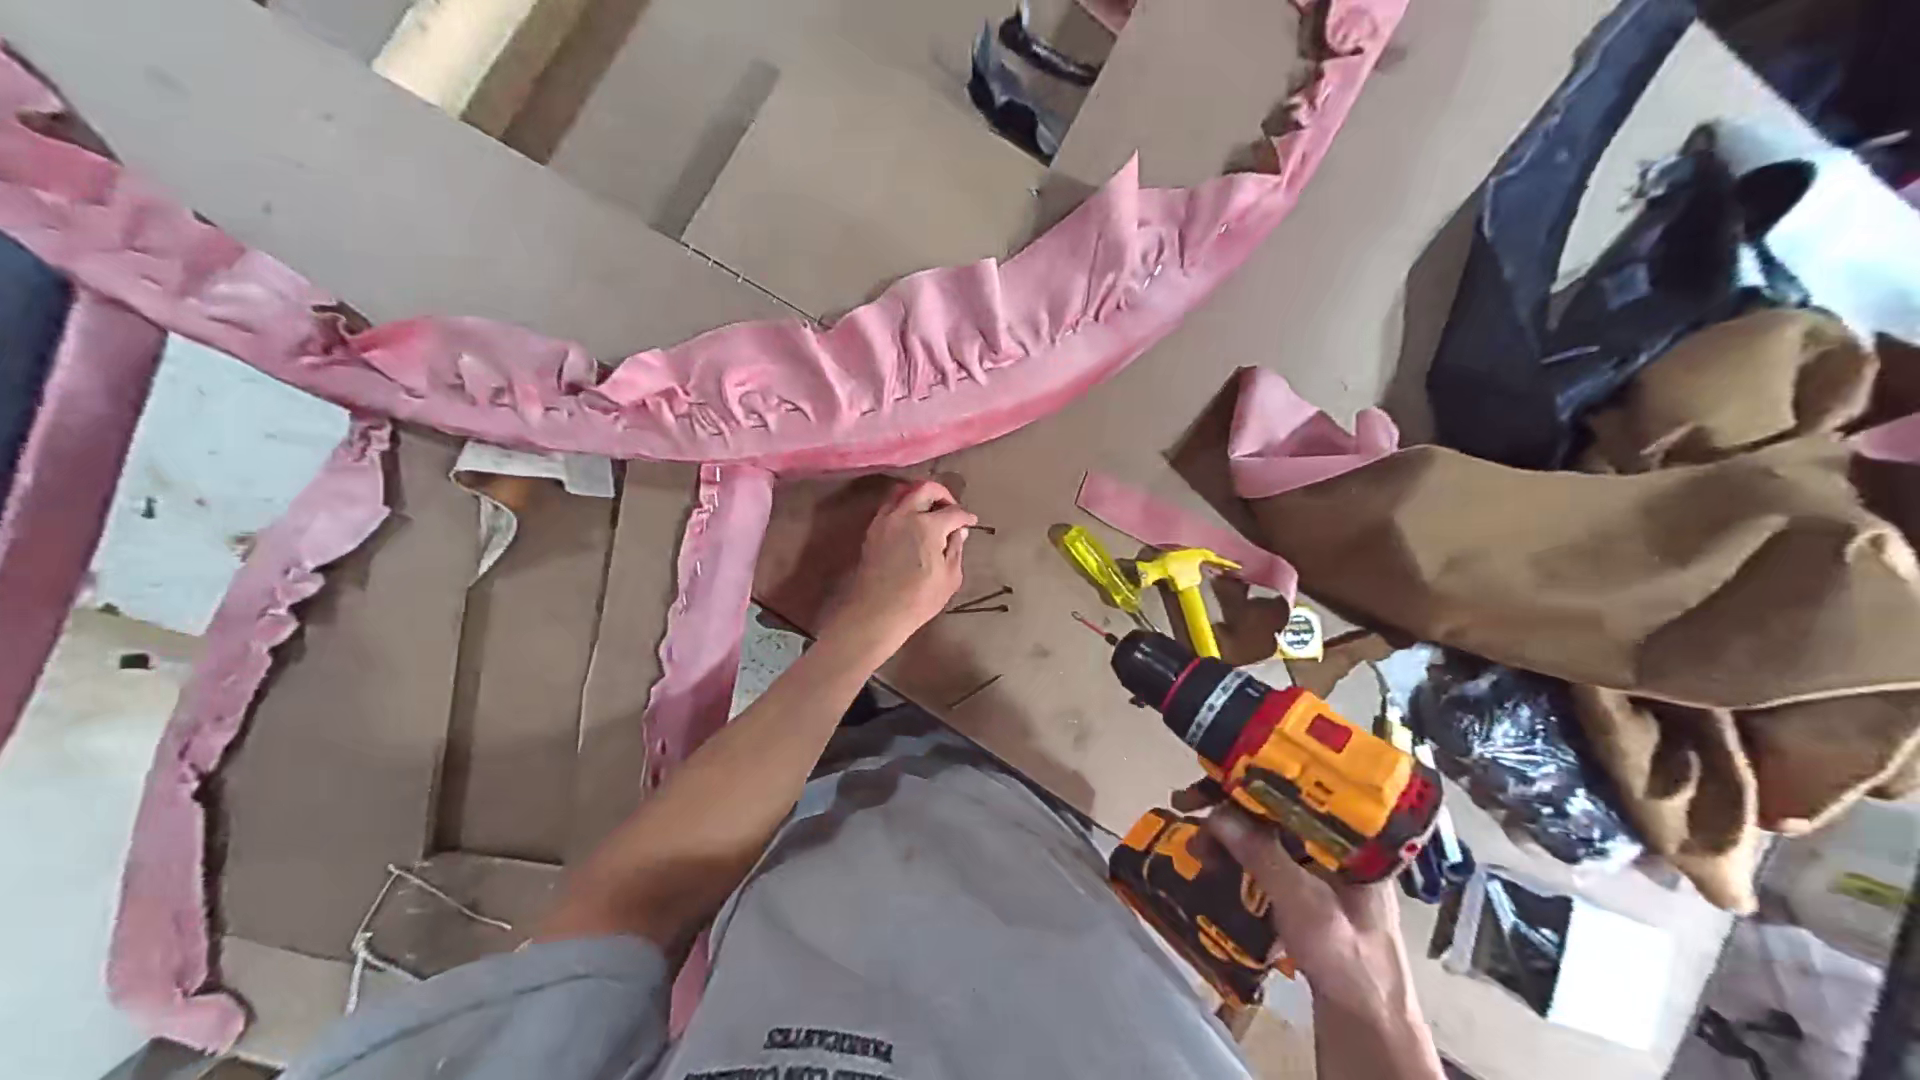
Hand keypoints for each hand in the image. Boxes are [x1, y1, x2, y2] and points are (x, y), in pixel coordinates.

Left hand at [816, 479, 975, 658]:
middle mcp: (905, 515)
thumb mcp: (949, 577)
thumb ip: (956, 549)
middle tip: (951, 508)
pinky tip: (911, 522)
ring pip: (903, 492)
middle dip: (943, 494)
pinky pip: (889, 506)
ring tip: (929, 510)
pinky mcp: (873, 530)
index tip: (971, 522)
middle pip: (925, 488)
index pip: (953, 512)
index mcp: (928, 526)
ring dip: (919, 495)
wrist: (877, 611)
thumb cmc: (919, 598)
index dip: (966, 516)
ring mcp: (885, 520)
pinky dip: (903, 506)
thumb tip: (958, 532)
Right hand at [1205, 805, 1443, 1078]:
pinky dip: (1236, 857)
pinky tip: (1213, 864)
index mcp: (1353, 839)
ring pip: (1265, 832)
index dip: (1252, 778)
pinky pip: (1263, 858)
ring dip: (1227, 834)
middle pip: (1275, 808)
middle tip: (1186, 805)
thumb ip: (1262, 856)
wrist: (1369, 1032)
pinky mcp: (1304, 889)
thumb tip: (1217, 813)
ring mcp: (1320, 868)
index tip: (1212, 778)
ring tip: (1197, 848)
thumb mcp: (1305, 906)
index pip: (1298, 788)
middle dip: (1229, 807)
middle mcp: (1337, 845)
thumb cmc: (1349, 965)